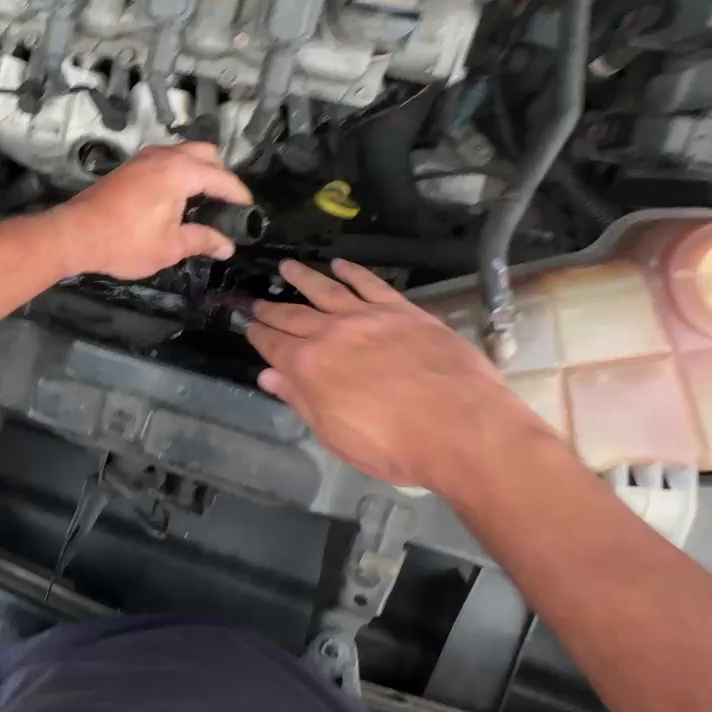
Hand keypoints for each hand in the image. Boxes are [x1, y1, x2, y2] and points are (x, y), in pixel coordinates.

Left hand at [53, 143, 252, 279]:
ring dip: (197, 170)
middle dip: (220, 174)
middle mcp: (163, 156)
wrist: (74, 234)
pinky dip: (177, 171)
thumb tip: (226, 245)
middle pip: (204, 153)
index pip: (222, 178)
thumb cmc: (125, 242)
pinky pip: (163, 160)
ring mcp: (142, 159)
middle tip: (225, 202)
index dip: (238, 195)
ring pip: (181, 153)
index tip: (249, 210)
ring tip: (202, 200)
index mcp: (179, 171)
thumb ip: (202, 240)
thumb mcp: (170, 247)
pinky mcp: (127, 168)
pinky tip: (175, 197)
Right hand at [245, 259, 556, 492]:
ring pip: (325, 290)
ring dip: (302, 278)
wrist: (464, 429)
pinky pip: (370, 284)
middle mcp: (330, 333)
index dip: (257, 336)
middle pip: (292, 316)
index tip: (247, 327)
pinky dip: (352, 272)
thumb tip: (269, 376)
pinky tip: (340, 266)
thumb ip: (300, 400)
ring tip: (287, 267)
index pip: (272, 344)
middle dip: (271, 309)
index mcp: (308, 366)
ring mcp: (367, 317)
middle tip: (257, 302)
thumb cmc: (394, 445)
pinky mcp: (402, 311)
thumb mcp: (335, 434)